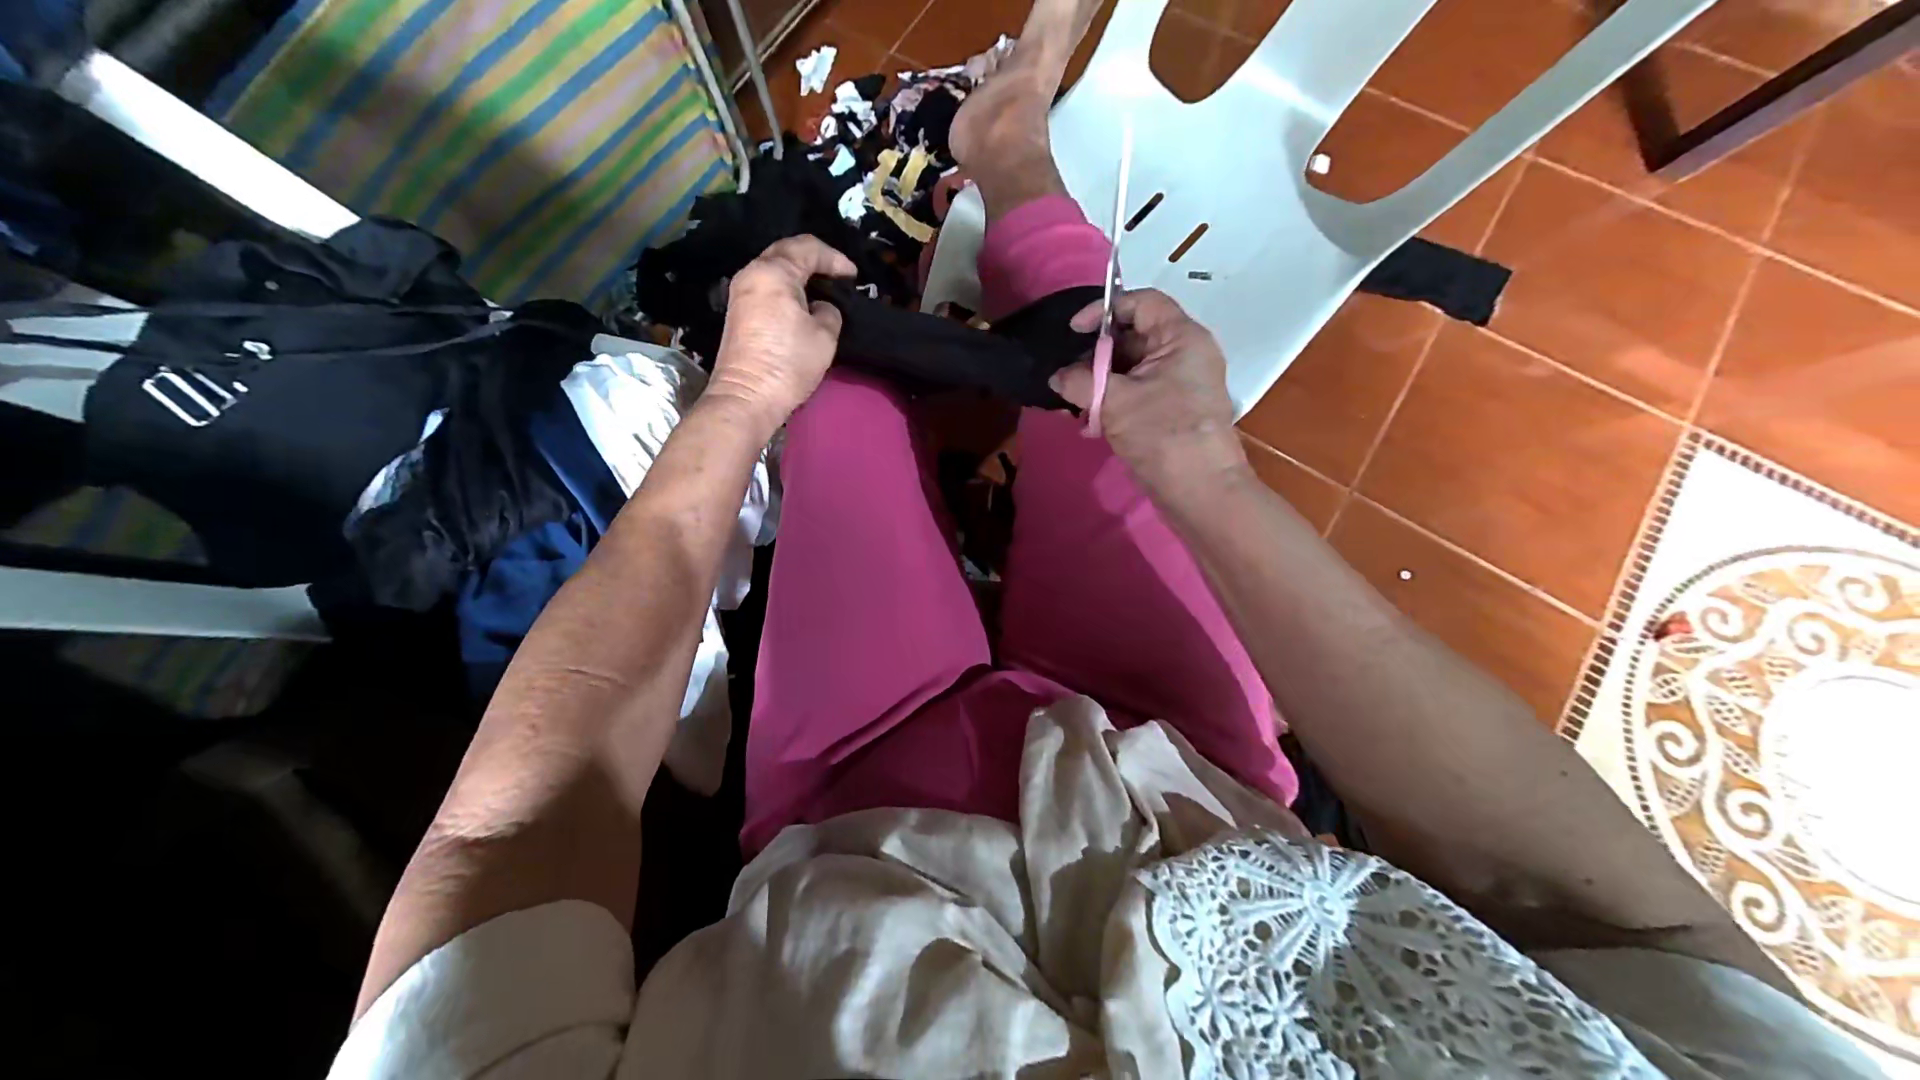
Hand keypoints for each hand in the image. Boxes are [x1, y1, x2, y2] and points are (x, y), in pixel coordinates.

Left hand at [708, 236, 855, 426]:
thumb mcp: (825, 336)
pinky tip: (802, 303)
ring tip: (822, 288)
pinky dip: (786, 288)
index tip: (853, 275)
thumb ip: (829, 312)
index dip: (834, 258)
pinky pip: (766, 287)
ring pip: (774, 270)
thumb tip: (820, 308)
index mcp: (774, 272)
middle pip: (785, 253)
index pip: (807, 248)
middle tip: (837, 275)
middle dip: (814, 260)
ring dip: (798, 274)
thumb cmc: (788, 363)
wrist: (747, 397)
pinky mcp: (738, 312)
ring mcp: (741, 293)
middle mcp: (752, 273)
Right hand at [1052, 289, 1249, 496]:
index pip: (1142, 302)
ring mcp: (1180, 385)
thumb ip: (1080, 381)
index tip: (1074, 331)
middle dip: (1097, 354)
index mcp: (1182, 338)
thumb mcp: (1114, 402)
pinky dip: (1112, 401)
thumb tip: (1058, 376)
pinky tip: (1088, 421)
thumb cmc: (1162, 434)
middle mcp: (1185, 354)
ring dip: (1100, 382)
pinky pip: (1137, 393)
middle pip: (1134, 336)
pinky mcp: (1172, 411)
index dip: (1105, 309)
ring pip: (1132, 369)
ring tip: (1073, 401)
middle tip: (1068, 374)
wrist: (1199, 491)